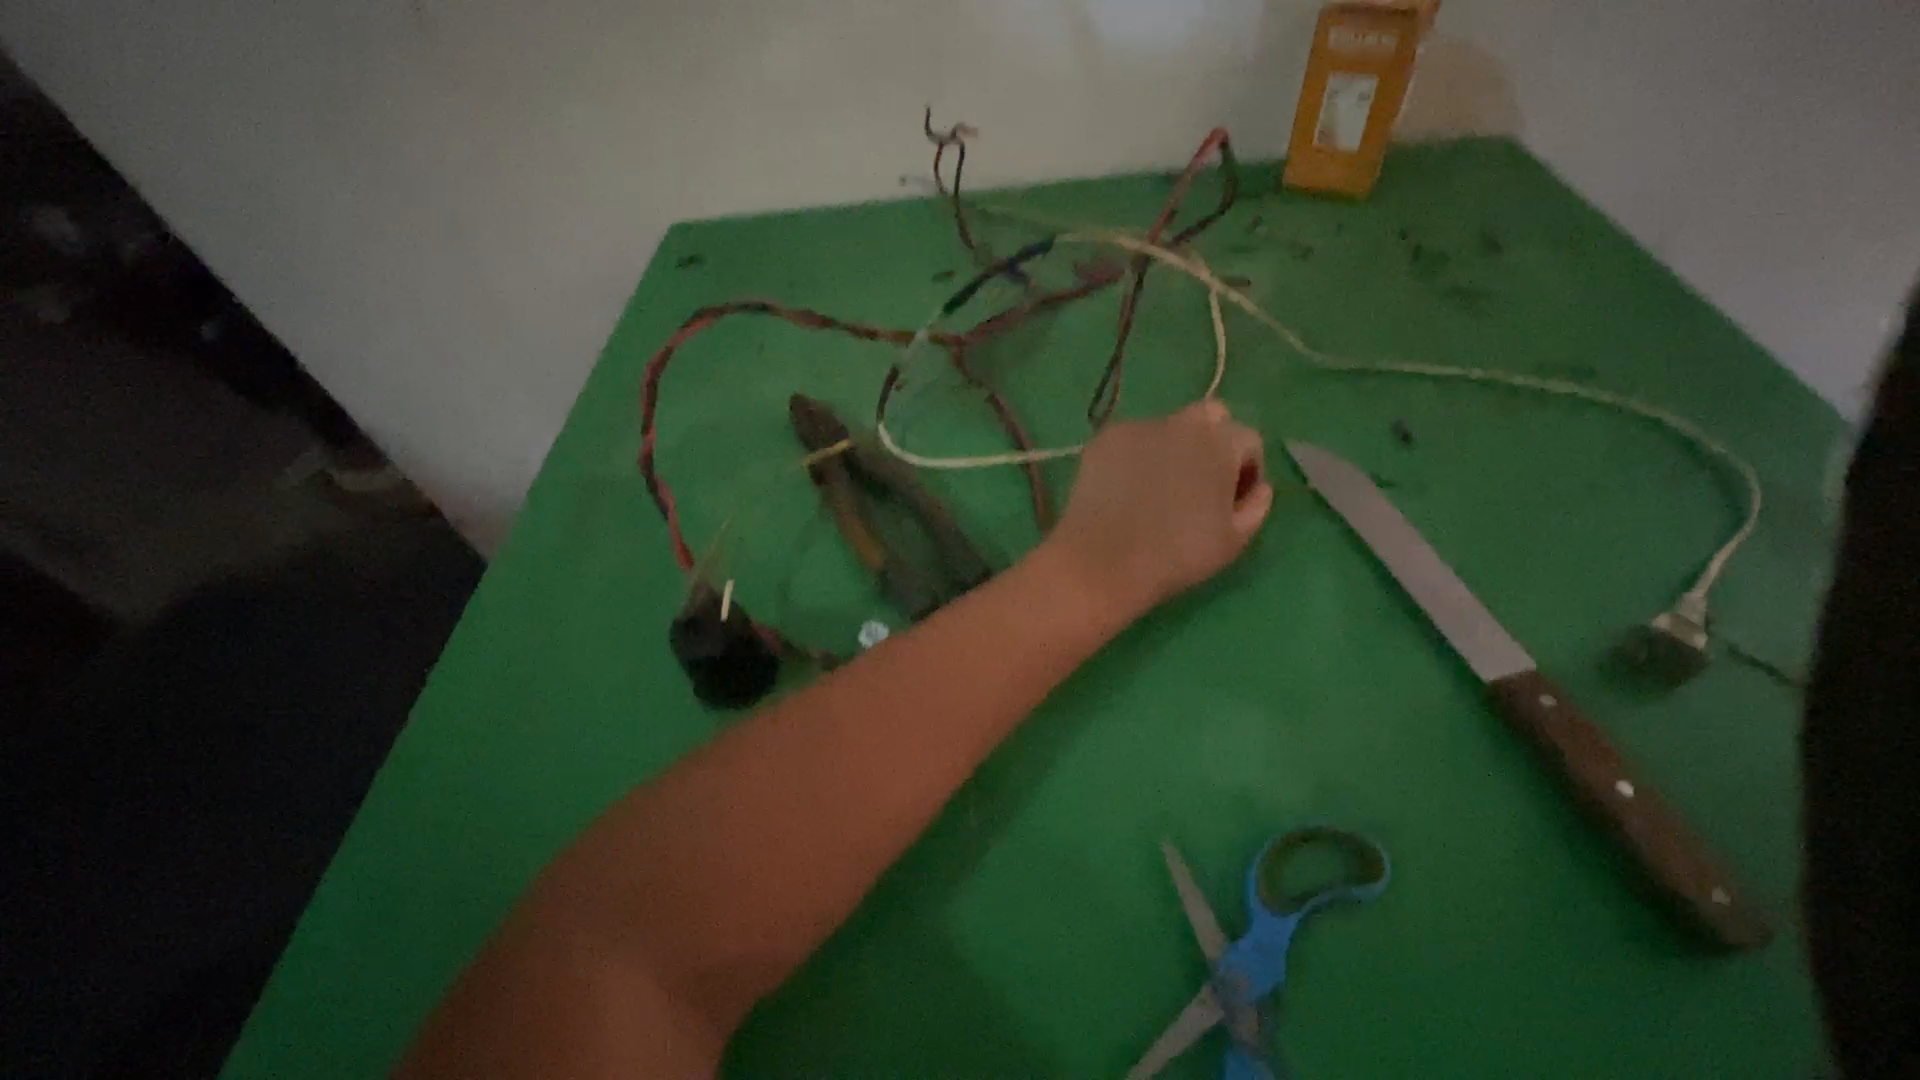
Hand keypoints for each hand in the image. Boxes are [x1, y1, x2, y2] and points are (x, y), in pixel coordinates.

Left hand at [1043, 400, 1272, 619]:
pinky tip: (1125, 489)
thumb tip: (1259, 487)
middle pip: (1210, 418)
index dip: (1246, 469)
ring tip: (1156, 489)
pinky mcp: (1104, 439)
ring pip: (1167, 428)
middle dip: (1213, 442)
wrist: (1104, 560)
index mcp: (1221, 442)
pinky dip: (1135, 457)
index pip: (1248, 440)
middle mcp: (1182, 423)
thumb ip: (1256, 505)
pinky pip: (1131, 440)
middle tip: (1199, 482)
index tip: (1233, 499)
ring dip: (1172, 449)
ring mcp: (1139, 427)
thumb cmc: (1178, 554)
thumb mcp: (1234, 540)